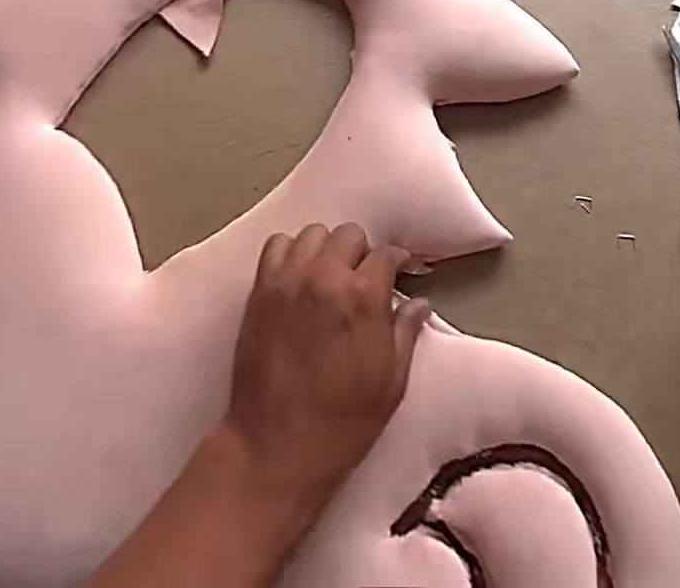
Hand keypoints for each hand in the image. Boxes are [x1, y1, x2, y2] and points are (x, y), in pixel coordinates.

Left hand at [222, 222, 433, 511]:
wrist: (275, 447)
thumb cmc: (342, 422)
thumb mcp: (391, 383)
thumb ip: (405, 332)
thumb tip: (419, 304)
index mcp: (363, 298)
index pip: (386, 254)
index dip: (397, 263)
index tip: (399, 271)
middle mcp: (324, 278)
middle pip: (350, 235)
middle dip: (362, 253)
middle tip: (364, 278)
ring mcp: (288, 280)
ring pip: (313, 233)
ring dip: (327, 249)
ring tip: (330, 274)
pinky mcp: (260, 290)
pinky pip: (276, 245)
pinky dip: (291, 252)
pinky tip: (299, 275)